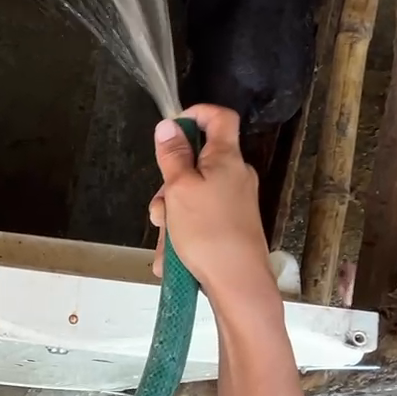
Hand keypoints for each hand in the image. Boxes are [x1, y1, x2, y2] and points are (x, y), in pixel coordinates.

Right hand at [149, 104, 280, 323]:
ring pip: (191, 196)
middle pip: (195, 164)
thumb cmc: (208, 231)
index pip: (219, 118)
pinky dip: (182, 234)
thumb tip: (167, 125)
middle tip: (160, 209)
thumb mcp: (179, 189)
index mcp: (226, 158)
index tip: (171, 127)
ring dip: (171, 216)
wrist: (237, 281)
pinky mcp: (230, 225)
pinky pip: (198, 220)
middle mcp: (234, 175)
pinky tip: (172, 256)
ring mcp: (234, 202)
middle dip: (169, 185)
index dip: (196, 114)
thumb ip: (172, 156)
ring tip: (167, 240)